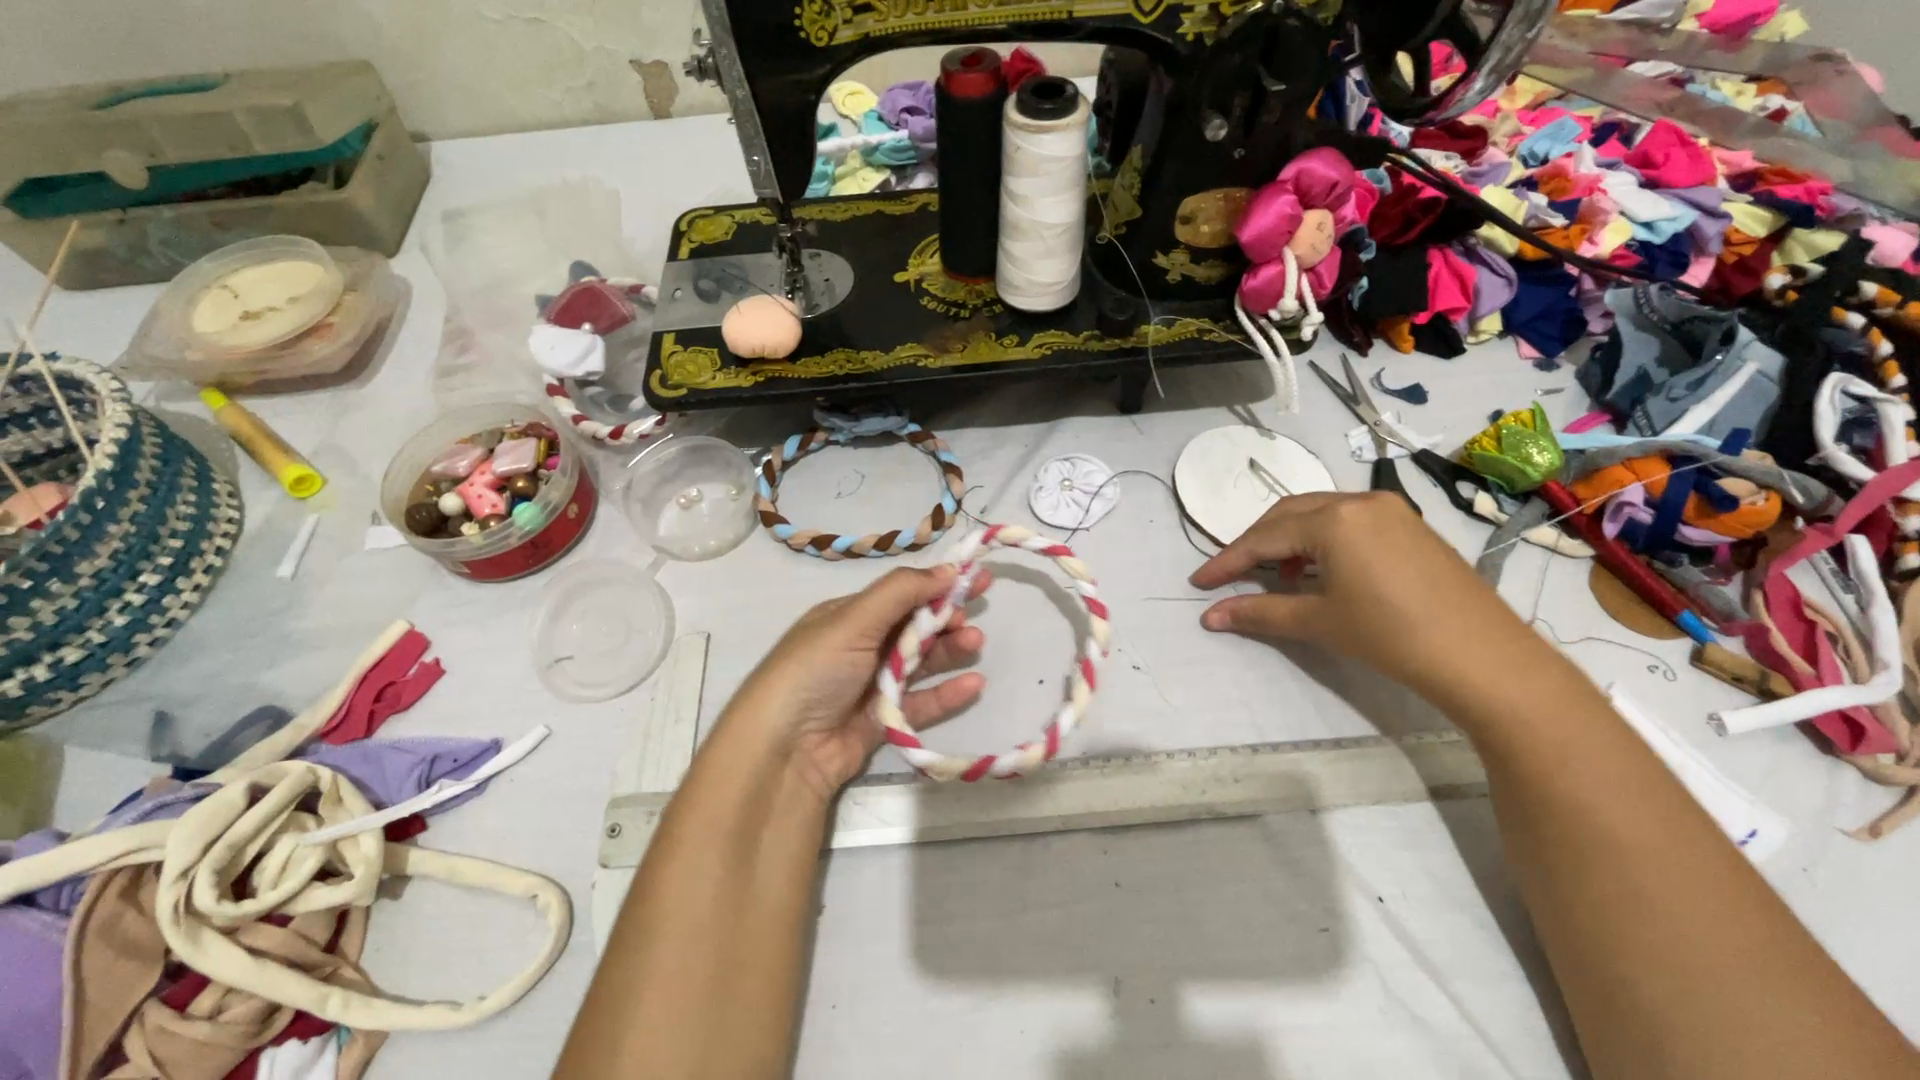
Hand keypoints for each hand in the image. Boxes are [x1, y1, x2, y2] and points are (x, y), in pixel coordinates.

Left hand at [723, 566, 990, 800]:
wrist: (783, 748)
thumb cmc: (814, 670)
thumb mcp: (853, 620)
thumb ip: (901, 592)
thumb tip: (948, 568)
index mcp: (847, 616)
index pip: (900, 594)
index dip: (937, 585)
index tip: (974, 580)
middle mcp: (860, 646)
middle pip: (914, 627)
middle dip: (945, 617)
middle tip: (973, 614)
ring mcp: (872, 684)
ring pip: (921, 662)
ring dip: (949, 650)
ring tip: (975, 643)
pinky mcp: (884, 720)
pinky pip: (922, 701)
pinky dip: (947, 693)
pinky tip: (972, 684)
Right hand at [1189, 492, 1534, 697]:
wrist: (1481, 655)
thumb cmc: (1391, 635)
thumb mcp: (1319, 622)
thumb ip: (1260, 613)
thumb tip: (1211, 617)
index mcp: (1333, 519)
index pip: (1264, 537)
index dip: (1227, 561)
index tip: (1198, 582)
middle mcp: (1360, 501)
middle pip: (1289, 514)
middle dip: (1256, 543)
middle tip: (1230, 575)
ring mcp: (1391, 511)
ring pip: (1321, 514)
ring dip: (1290, 541)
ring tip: (1277, 578)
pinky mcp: (1411, 527)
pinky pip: (1350, 522)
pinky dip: (1322, 541)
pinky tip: (1321, 573)